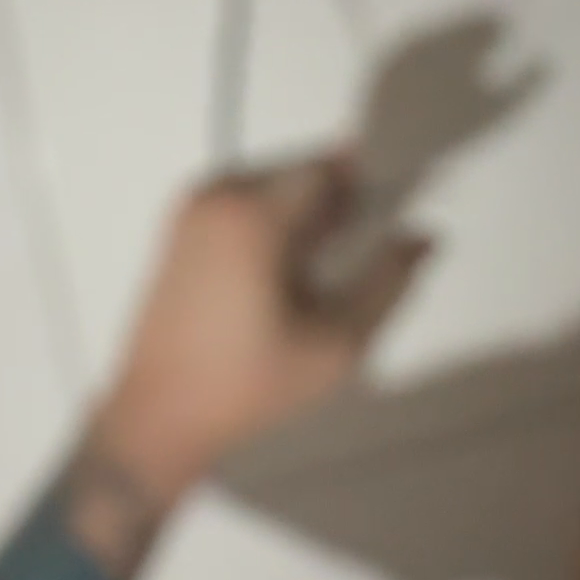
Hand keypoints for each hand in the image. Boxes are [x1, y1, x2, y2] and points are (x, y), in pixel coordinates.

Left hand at [93, 154, 432, 504]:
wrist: (155, 415)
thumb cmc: (248, 385)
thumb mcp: (337, 342)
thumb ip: (389, 281)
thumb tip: (424, 235)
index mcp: (252, 214)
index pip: (329, 164)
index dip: (374, 173)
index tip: (410, 188)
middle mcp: (217, 194)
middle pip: (301, 169)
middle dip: (341, 196)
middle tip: (372, 238)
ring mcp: (193, 206)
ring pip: (274, 183)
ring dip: (309, 209)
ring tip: (331, 261)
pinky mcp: (181, 225)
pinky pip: (244, 201)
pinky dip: (276, 219)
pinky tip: (292, 266)